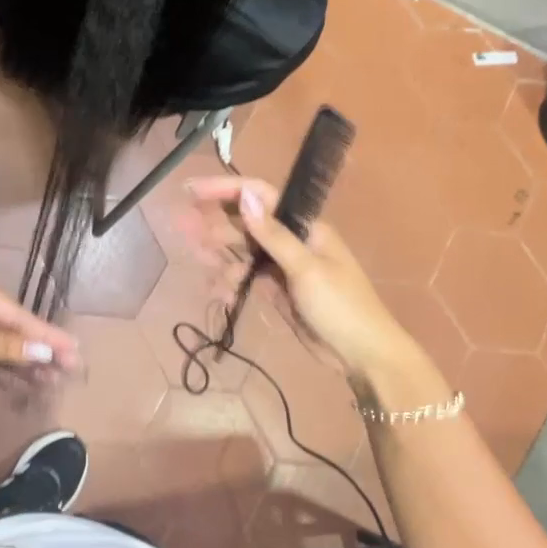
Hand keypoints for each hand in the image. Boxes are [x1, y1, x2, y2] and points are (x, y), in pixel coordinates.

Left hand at [0, 271, 81, 383]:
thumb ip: (6, 346)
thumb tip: (45, 351)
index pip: (19, 314)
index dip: (47, 334)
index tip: (74, 349)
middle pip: (14, 326)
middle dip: (39, 349)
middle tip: (70, 369)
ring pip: (2, 340)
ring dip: (23, 360)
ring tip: (52, 380)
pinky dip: (3, 364)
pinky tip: (23, 381)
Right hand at [177, 176, 415, 381]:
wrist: (366, 357)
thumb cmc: (343, 307)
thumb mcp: (307, 269)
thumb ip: (273, 234)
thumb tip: (244, 196)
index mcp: (304, 226)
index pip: (259, 196)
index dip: (225, 189)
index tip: (193, 191)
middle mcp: (290, 240)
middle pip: (244, 222)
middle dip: (213, 223)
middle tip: (181, 226)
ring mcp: (283, 266)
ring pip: (241, 251)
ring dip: (218, 253)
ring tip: (194, 256)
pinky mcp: (277, 290)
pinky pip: (246, 278)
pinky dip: (231, 282)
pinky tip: (219, 293)